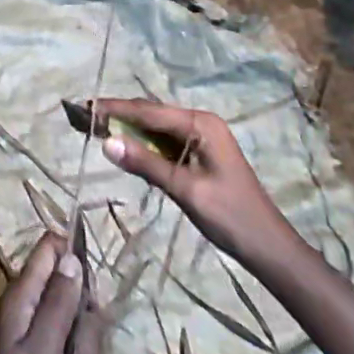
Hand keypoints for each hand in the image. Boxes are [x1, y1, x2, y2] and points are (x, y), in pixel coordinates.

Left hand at [0, 235, 102, 353]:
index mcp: (22, 303)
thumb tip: (70, 256)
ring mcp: (44, 351)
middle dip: (86, 351)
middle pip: (79, 307)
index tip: (91, 292)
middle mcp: (33, 320)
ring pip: (86, 349)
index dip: (74, 260)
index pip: (49, 252)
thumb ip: (58, 304)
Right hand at [95, 99, 300, 264]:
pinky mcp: (200, 153)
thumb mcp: (184, 189)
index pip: (149, 110)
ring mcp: (202, 137)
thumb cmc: (230, 216)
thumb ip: (145, 164)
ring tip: (97, 129)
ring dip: (129, 128)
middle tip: (86, 118)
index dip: (116, 108)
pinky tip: (125, 147)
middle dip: (120, 115)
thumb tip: (106, 142)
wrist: (267, 246)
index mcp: (201, 124)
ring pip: (157, 127)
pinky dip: (143, 143)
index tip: (86, 107)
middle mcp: (201, 123)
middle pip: (152, 113)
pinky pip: (165, 141)